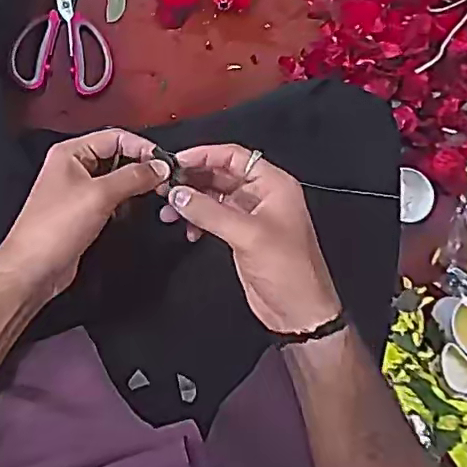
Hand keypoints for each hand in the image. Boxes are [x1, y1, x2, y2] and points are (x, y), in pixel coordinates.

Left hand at [0, 129, 168, 302]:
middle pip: (118, 155)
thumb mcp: (99, 195)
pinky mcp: (84, 210)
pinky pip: (112, 197)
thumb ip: (133, 177)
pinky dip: (126, 201)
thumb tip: (158, 167)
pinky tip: (133, 210)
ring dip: (135, 184)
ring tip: (153, 193)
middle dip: (141, 166)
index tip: (163, 162)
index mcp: (70, 152)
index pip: (116, 137)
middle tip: (162, 179)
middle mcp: (74, 167)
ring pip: (117, 177)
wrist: (33, 270)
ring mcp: (79, 189)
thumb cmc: (51, 230)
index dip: (142, 147)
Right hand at [160, 144, 341, 334]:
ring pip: (215, 195)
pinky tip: (187, 229)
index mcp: (274, 184)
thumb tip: (179, 194)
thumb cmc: (289, 271)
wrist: (299, 312)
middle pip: (222, 174)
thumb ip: (210, 212)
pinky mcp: (242, 234)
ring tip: (169, 208)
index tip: (177, 161)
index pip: (235, 156)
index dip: (205, 155)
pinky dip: (198, 219)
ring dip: (192, 200)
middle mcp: (263, 195)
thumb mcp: (247, 235)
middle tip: (166, 185)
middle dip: (193, 178)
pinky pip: (214, 216)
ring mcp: (252, 215)